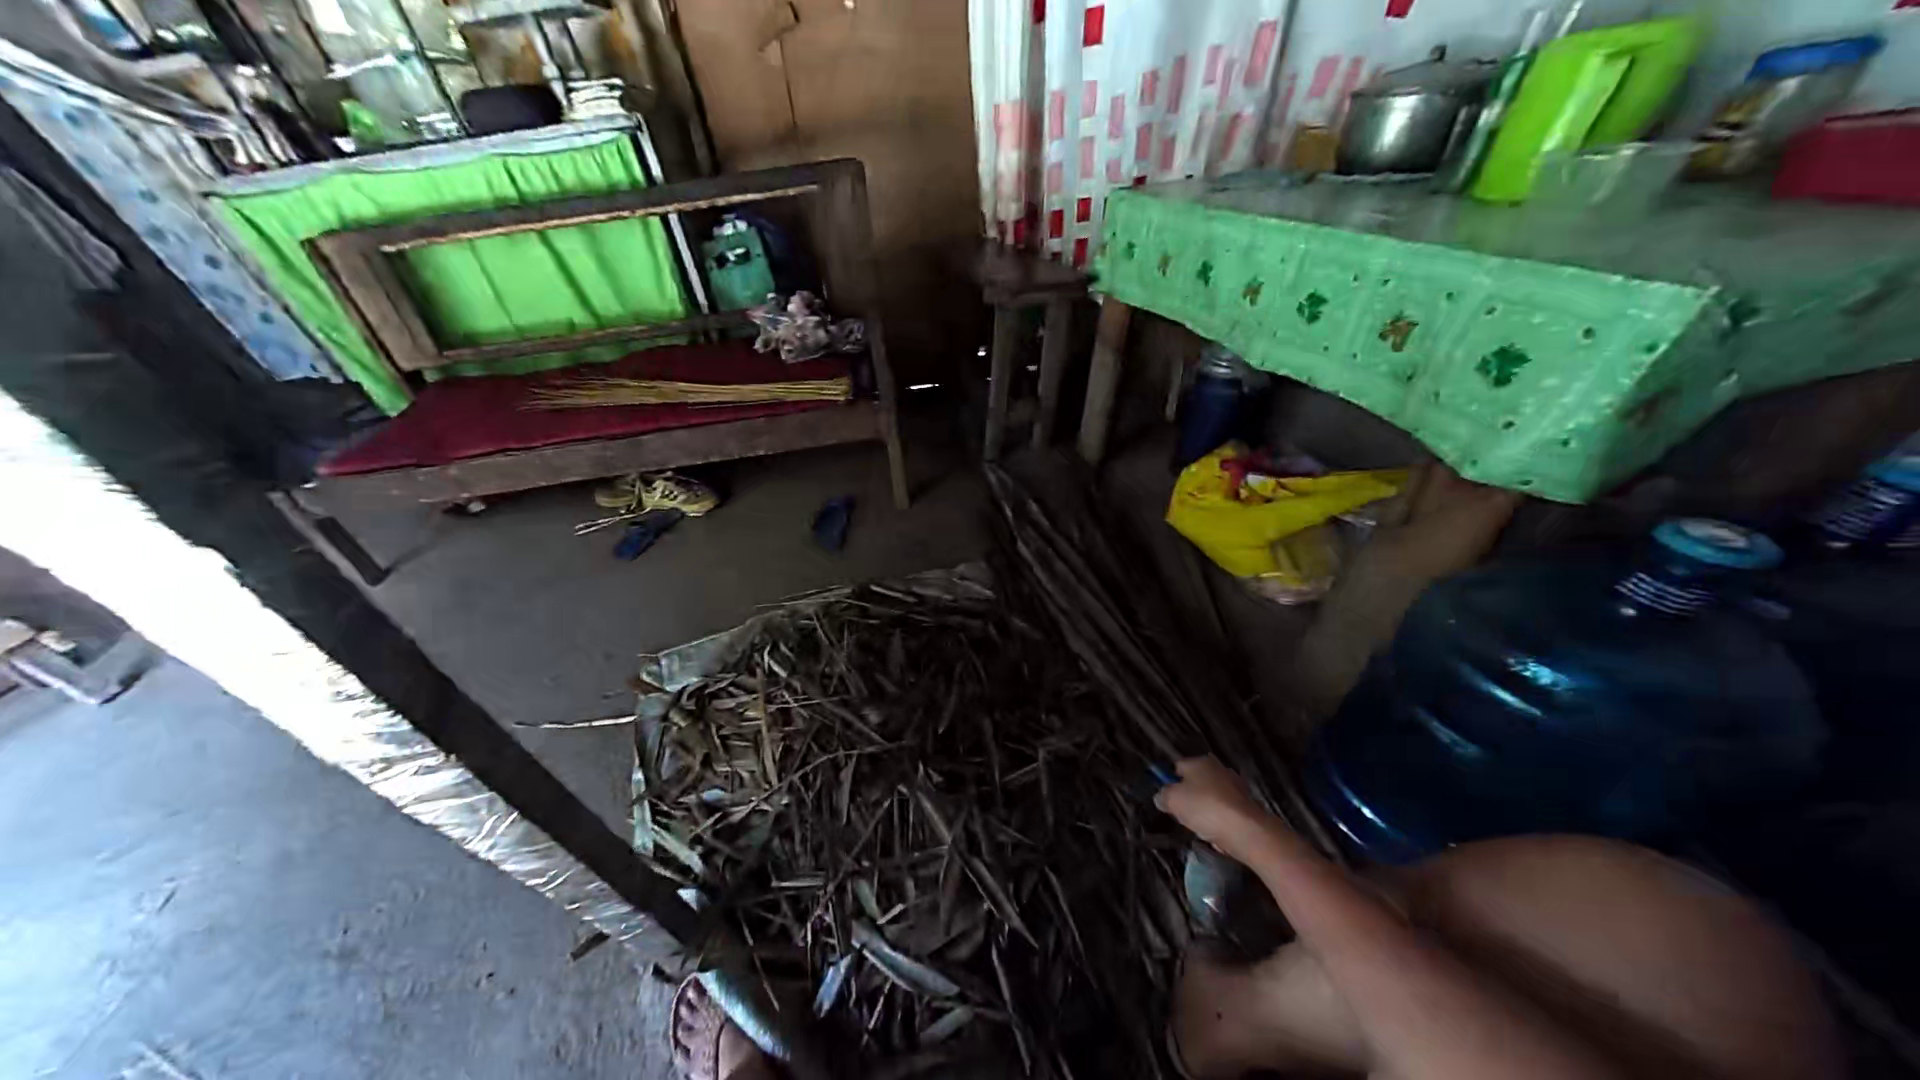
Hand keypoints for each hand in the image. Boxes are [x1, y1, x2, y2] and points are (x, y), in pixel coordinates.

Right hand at [1154, 757, 1280, 860]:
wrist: (1246, 831)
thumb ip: (1163, 796)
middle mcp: (1219, 769)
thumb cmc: (1204, 808)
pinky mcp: (1247, 807)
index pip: (1177, 767)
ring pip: (1210, 799)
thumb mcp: (1172, 800)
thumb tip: (1162, 796)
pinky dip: (1219, 822)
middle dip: (1187, 798)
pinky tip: (1216, 834)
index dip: (1168, 782)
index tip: (1166, 800)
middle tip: (1180, 815)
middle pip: (1195, 783)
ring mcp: (1236, 788)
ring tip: (1199, 828)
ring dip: (1204, 812)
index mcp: (1200, 761)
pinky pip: (1225, 813)